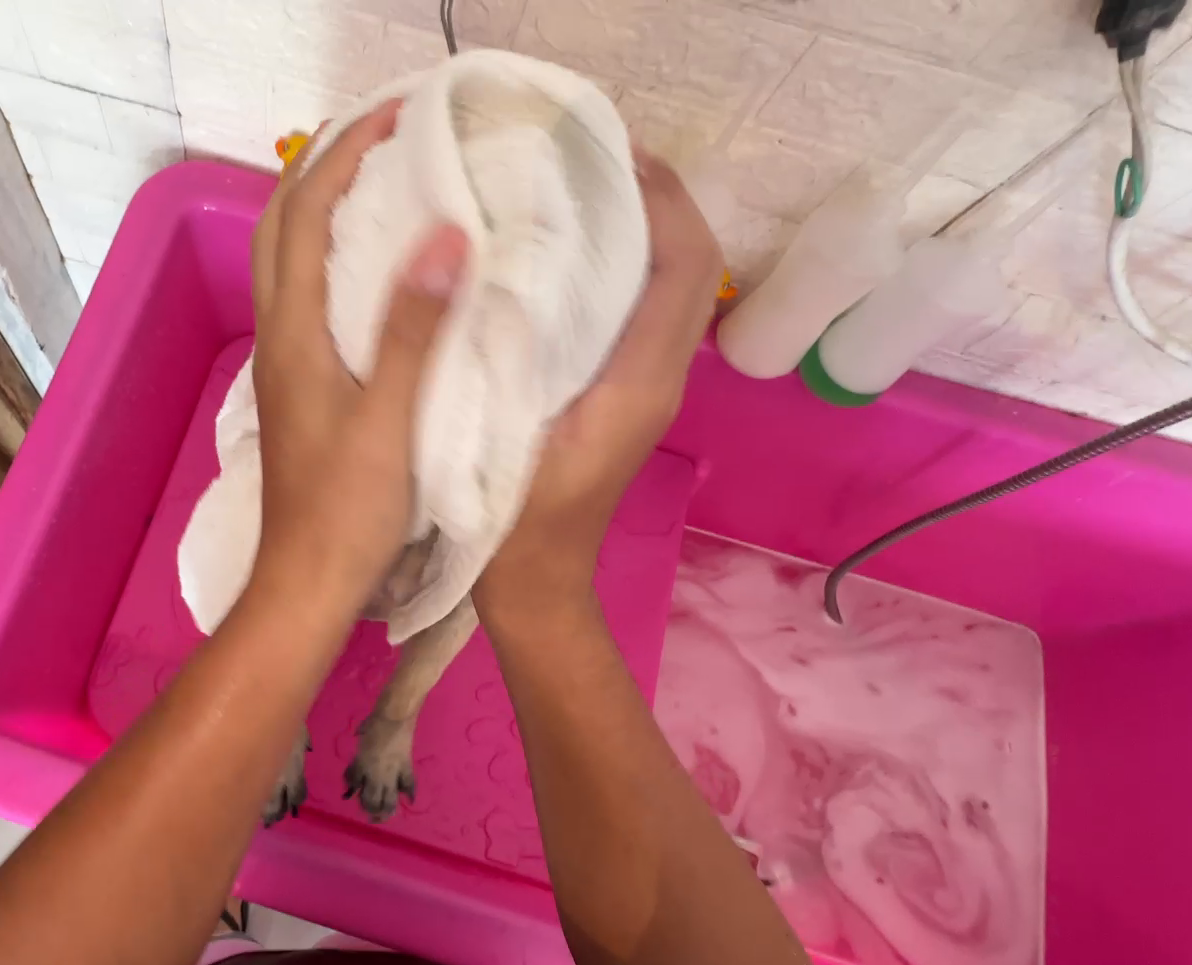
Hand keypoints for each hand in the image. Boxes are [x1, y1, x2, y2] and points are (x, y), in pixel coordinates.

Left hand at [243, 100, 470, 614]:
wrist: (310, 579)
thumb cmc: (351, 509)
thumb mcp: (391, 420)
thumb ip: (414, 331)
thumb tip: (444, 235)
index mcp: (295, 335)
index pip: (304, 218)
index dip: (343, 156)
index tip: (398, 114)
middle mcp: (279, 339)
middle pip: (283, 230)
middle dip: (324, 170)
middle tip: (386, 137)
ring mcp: (284, 367)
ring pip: (290, 267)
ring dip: (325, 214)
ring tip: (385, 186)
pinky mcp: (301, 391)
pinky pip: (308, 303)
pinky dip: (335, 264)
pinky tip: (381, 275)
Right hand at [477, 151, 721, 609]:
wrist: (535, 586)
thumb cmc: (514, 524)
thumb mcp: (504, 438)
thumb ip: (513, 360)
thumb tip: (508, 274)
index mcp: (639, 381)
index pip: (686, 263)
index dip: (663, 198)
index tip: (610, 152)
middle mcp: (657, 376)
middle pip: (687, 265)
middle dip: (652, 202)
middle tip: (584, 162)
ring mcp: (643, 388)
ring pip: (662, 288)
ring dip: (633, 235)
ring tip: (571, 198)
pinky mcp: (619, 397)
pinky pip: (633, 314)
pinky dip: (612, 273)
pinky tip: (555, 264)